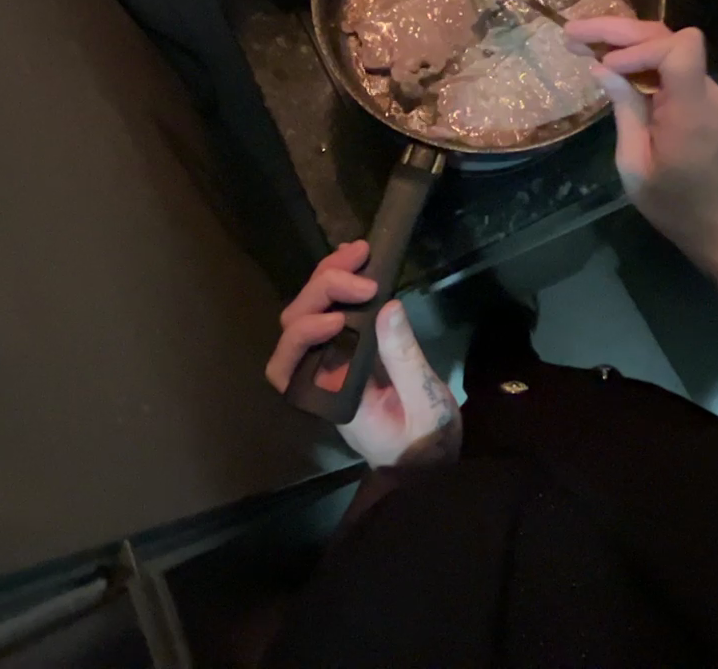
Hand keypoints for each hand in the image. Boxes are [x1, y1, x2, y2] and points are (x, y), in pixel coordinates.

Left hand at [265, 241, 461, 468]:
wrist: (429, 464)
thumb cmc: (425, 445)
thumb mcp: (426, 405)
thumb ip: (404, 359)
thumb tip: (387, 306)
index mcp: (329, 401)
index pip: (289, 366)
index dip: (304, 334)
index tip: (338, 320)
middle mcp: (320, 379)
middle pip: (294, 328)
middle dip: (323, 290)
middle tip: (362, 265)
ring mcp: (331, 362)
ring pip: (305, 314)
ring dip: (326, 280)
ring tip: (360, 252)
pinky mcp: (347, 348)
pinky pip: (328, 312)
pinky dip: (336, 285)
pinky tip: (357, 264)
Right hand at [562, 19, 717, 263]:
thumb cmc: (675, 205)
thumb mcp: (635, 166)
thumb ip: (624, 112)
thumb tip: (603, 70)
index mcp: (690, 111)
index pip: (679, 48)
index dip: (639, 48)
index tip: (607, 67)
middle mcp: (706, 91)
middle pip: (668, 36)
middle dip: (619, 32)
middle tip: (572, 34)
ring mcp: (709, 93)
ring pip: (669, 46)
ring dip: (626, 42)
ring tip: (582, 42)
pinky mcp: (704, 99)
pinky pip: (673, 67)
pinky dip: (641, 59)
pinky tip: (610, 64)